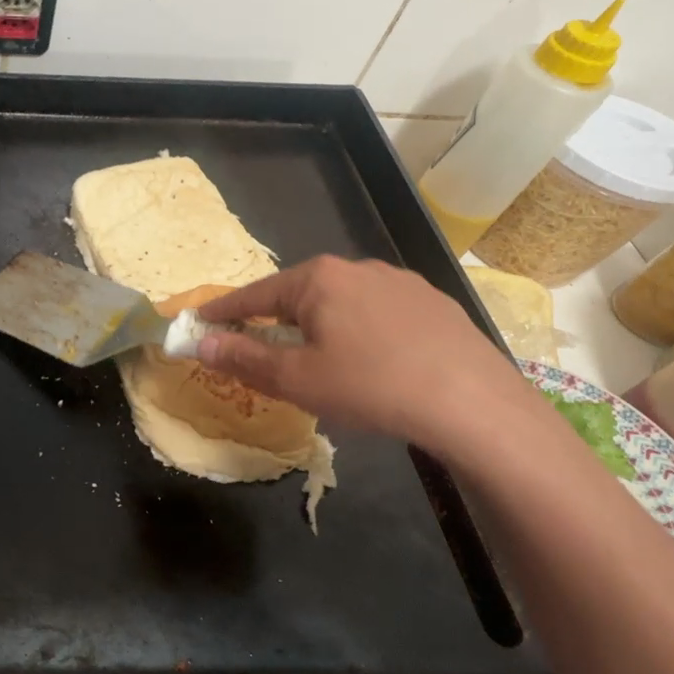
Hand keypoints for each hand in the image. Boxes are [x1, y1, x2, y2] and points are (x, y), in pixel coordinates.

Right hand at [195, 256, 537, 452]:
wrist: (474, 405)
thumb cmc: (370, 387)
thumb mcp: (295, 380)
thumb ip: (243, 358)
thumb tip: (201, 342)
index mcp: (317, 279)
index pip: (253, 294)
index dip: (223, 312)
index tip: (199, 323)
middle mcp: (357, 268)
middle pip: (297, 294)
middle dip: (272, 319)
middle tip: (257, 349)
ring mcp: (401, 283)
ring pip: (340, 302)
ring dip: (318, 325)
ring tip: (316, 360)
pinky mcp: (434, 305)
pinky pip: (378, 314)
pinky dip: (358, 331)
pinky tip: (369, 362)